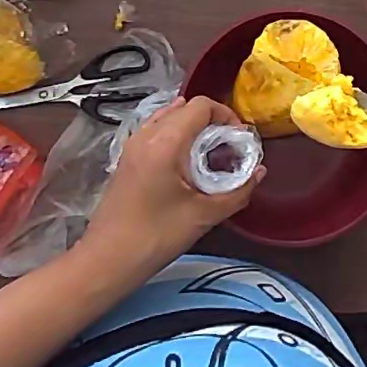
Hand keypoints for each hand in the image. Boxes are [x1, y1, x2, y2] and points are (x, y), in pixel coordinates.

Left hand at [78, 96, 265, 278]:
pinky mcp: (127, 157)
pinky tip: (187, 163)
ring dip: (194, 128)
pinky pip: (156, 131)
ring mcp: (133, 144)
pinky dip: (176, 136)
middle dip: (213, 123)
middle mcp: (146, 135)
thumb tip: (259, 171)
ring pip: (170, 117)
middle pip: (186, 108)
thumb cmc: (156, 237)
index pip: (201, 106)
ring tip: (211, 156)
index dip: (227, 115)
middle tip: (230, 150)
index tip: (240, 140)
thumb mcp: (204, 215)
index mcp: (165, 142)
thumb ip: (238, 190)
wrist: (107, 260)